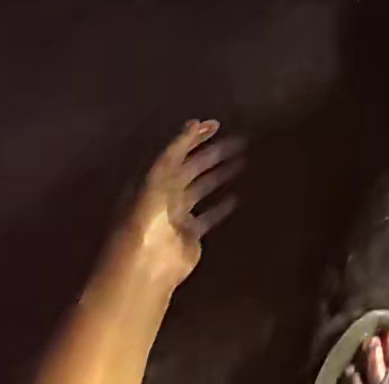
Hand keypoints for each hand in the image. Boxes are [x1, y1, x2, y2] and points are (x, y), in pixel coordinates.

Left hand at [107, 119, 245, 289]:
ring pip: (202, 187)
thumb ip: (176, 148)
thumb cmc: (147, 216)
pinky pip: (209, 214)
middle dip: (213, 153)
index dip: (194, 137)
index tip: (217, 124)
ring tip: (243, 161)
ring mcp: (177, 215)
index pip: (175, 151)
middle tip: (240, 140)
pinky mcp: (190, 234)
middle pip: (191, 168)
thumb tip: (195, 122)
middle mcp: (163, 194)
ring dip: (220, 174)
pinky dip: (222, 205)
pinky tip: (237, 196)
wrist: (145, 266)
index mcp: (152, 179)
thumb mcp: (157, 175)